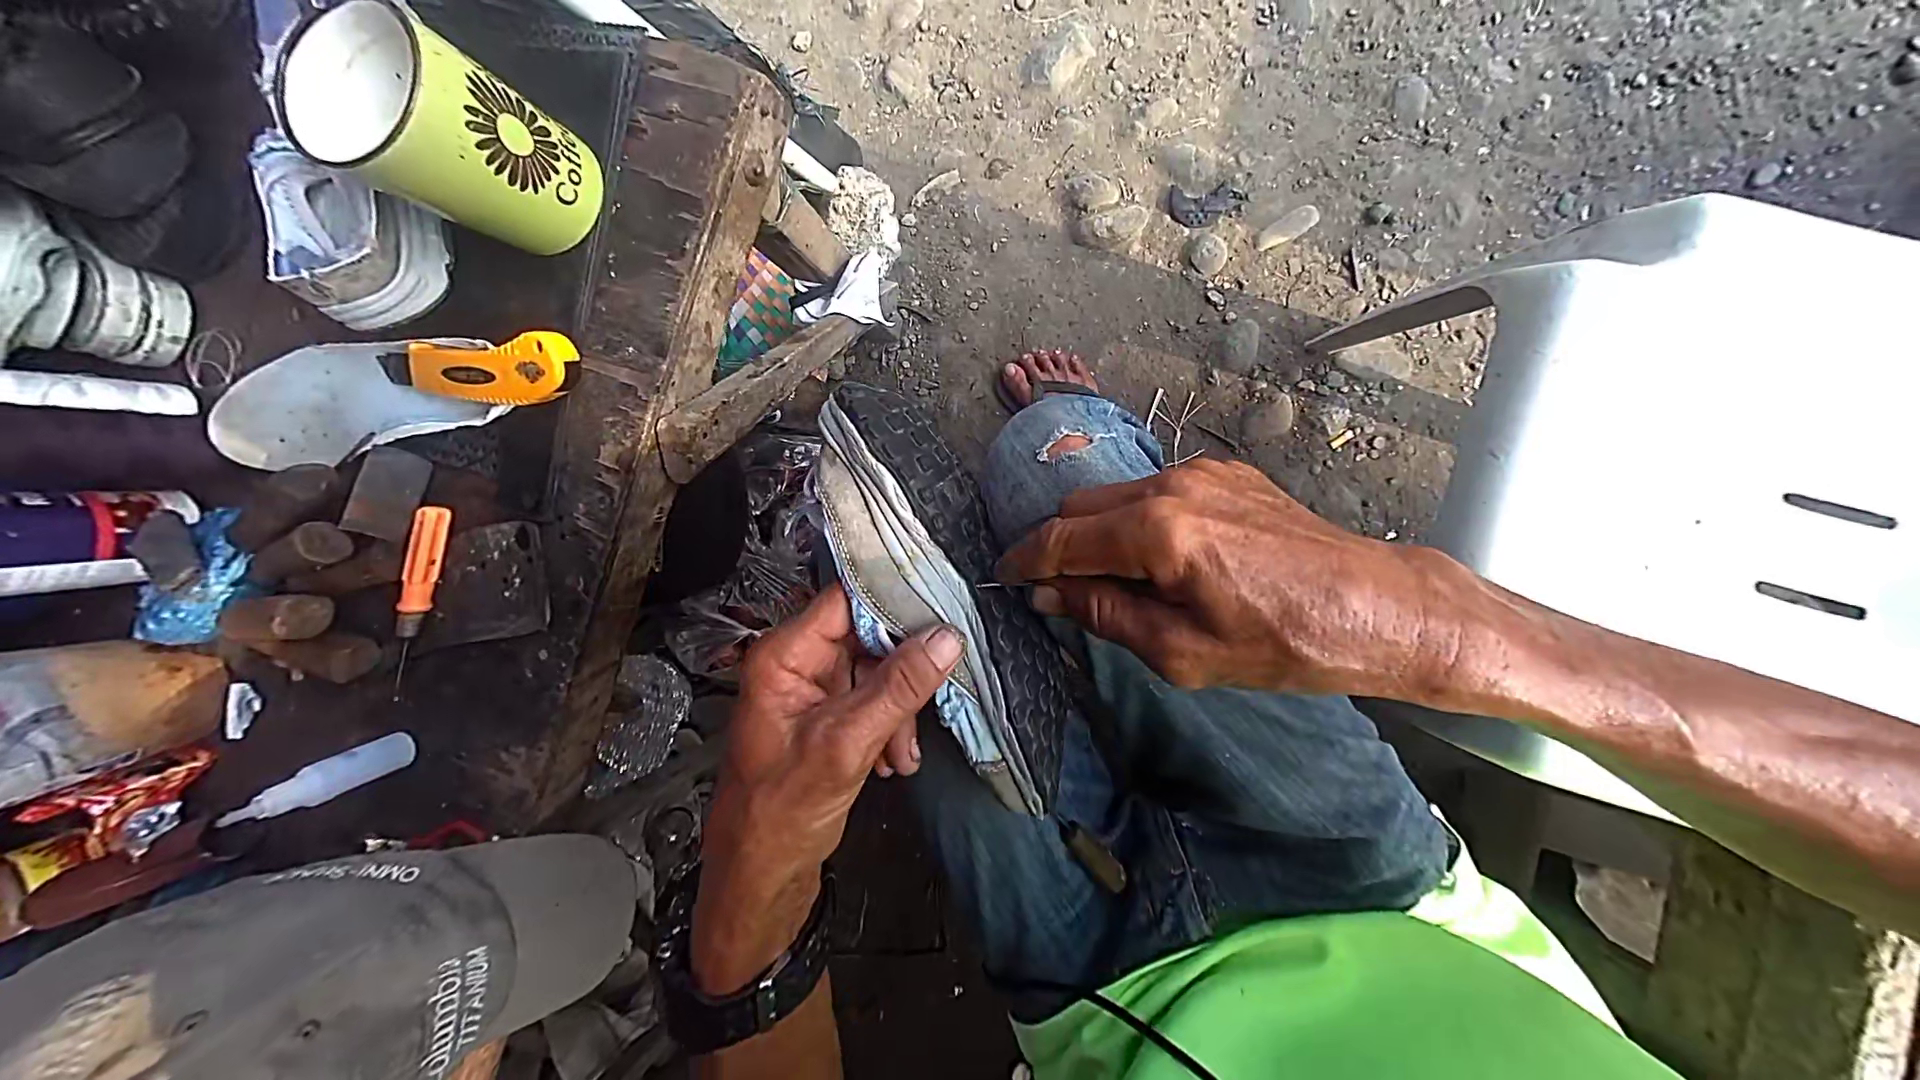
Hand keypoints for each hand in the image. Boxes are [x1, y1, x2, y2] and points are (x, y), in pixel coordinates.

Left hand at [692, 584, 961, 993]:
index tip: (936, 612)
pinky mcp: (831, 716)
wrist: (761, 877)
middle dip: (902, 673)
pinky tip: (892, 758)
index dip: (891, 602)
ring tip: (900, 749)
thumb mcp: (845, 745)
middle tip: (926, 696)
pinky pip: (875, 700)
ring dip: (900, 709)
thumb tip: (943, 641)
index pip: (844, 601)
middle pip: (868, 637)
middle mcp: (798, 666)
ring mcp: (815, 692)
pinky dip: (892, 726)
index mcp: (783, 657)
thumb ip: (898, 688)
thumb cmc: (776, 816)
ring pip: (878, 672)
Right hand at [994, 458, 1463, 698]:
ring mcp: (1200, 472)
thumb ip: (1105, 615)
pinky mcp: (1224, 472)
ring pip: (1114, 494)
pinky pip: (1154, 491)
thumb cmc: (1282, 642)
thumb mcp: (1181, 652)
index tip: (1006, 577)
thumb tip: (1051, 596)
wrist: (1376, 605)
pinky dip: (1135, 520)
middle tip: (1059, 590)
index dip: (1025, 561)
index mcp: (1157, 533)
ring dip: (1096, 533)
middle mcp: (1171, 486)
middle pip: (1079, 506)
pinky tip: (1158, 556)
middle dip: (1058, 546)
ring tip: (1113, 578)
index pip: (1062, 540)